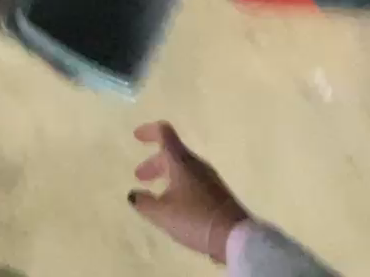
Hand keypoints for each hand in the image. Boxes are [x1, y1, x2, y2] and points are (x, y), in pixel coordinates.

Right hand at [130, 122, 249, 263]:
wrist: (236, 238)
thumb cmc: (195, 218)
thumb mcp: (163, 213)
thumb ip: (144, 202)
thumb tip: (133, 194)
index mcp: (180, 161)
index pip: (164, 133)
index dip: (149, 131)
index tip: (137, 136)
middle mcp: (195, 164)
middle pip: (171, 153)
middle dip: (154, 163)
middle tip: (140, 177)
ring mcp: (210, 178)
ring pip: (182, 168)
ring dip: (166, 175)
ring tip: (157, 194)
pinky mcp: (218, 194)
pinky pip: (193, 181)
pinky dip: (179, 185)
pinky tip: (176, 205)